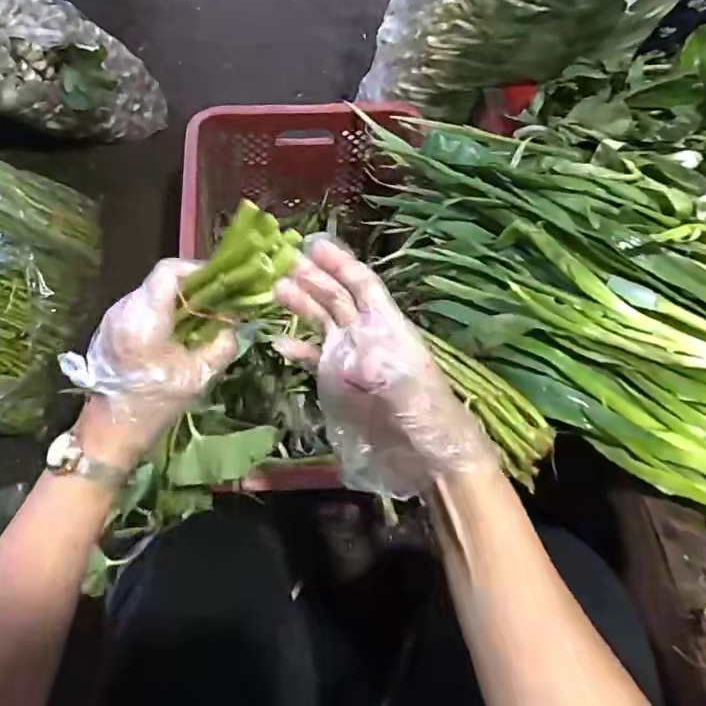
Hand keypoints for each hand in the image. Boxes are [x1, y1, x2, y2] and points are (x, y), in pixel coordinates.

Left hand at [61, 259, 239, 466]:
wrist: (108, 432)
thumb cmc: (153, 405)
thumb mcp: (197, 378)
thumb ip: (221, 345)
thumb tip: (234, 323)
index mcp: (144, 316)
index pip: (169, 270)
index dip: (196, 269)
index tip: (218, 284)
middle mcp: (124, 308)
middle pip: (161, 280)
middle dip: (190, 287)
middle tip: (215, 303)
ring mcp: (112, 316)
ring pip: (150, 292)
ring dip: (175, 300)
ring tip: (197, 319)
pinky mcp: (109, 327)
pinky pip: (139, 306)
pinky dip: (160, 311)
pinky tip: (174, 333)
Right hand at [275, 238, 492, 497]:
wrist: (429, 460)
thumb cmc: (427, 422)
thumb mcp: (411, 396)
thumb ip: (386, 374)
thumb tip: (354, 359)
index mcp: (389, 330)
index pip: (363, 287)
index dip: (341, 264)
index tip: (315, 245)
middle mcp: (367, 337)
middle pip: (338, 298)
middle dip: (314, 277)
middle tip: (284, 260)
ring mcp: (350, 358)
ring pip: (323, 321)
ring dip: (302, 303)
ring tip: (276, 288)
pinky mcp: (338, 382)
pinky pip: (314, 357)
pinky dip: (296, 348)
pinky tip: (278, 342)